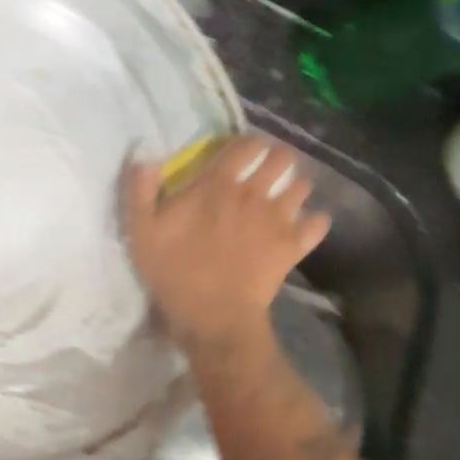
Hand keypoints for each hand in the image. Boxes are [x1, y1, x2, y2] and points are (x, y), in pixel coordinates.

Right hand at [124, 138, 329, 342]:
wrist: (212, 315)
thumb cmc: (173, 270)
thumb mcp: (141, 230)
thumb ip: (141, 189)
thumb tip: (145, 155)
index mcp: (217, 185)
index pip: (246, 146)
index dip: (247, 144)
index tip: (240, 152)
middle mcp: (253, 194)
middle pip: (282, 160)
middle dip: (277, 159)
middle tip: (265, 170)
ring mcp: (279, 220)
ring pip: (302, 187)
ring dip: (294, 188)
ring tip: (282, 197)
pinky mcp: (294, 246)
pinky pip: (318, 223)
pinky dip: (314, 221)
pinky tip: (304, 225)